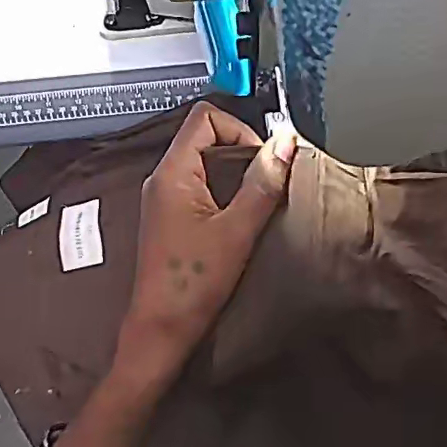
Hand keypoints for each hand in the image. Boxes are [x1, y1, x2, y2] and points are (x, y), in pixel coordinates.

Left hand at [116, 102, 296, 377]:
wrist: (161, 328)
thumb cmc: (193, 283)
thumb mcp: (238, 230)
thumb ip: (263, 183)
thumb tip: (286, 141)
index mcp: (172, 173)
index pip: (205, 117)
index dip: (239, 130)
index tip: (262, 162)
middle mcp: (162, 179)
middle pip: (205, 138)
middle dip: (241, 153)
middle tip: (265, 185)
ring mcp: (163, 199)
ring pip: (204, 164)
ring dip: (234, 176)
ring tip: (255, 205)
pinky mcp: (169, 219)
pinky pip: (198, 188)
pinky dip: (223, 194)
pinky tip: (239, 221)